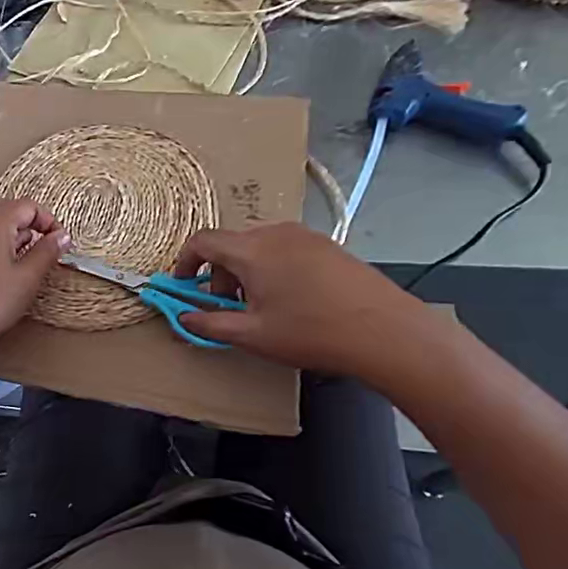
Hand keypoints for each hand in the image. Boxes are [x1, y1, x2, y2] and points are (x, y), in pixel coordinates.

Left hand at [0, 199, 66, 386]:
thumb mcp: (29, 276)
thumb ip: (48, 251)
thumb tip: (62, 236)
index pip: (28, 205)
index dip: (49, 221)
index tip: (60, 242)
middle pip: (11, 212)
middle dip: (34, 228)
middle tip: (48, 253)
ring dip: (18, 239)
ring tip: (29, 266)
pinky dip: (1, 249)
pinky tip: (7, 275)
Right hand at [173, 222, 429, 375]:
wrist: (384, 330)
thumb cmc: (312, 332)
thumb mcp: (253, 335)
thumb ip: (210, 324)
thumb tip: (184, 317)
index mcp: (251, 250)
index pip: (202, 242)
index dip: (185, 263)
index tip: (183, 287)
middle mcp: (275, 233)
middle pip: (231, 245)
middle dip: (219, 274)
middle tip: (227, 308)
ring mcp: (305, 235)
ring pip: (258, 247)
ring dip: (246, 273)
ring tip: (261, 308)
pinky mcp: (327, 245)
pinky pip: (285, 249)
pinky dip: (272, 269)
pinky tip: (291, 300)